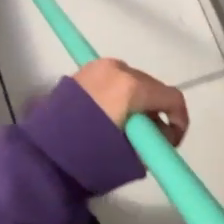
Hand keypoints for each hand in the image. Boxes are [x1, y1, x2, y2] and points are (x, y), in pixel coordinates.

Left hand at [71, 59, 187, 145]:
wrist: (43, 153)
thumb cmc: (91, 156)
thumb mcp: (133, 154)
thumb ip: (156, 139)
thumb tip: (162, 133)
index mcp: (132, 87)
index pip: (172, 97)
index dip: (180, 120)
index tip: (173, 140)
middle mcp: (118, 69)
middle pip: (151, 87)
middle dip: (156, 111)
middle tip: (150, 139)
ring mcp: (98, 67)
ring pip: (131, 82)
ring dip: (137, 102)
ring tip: (127, 130)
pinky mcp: (83, 72)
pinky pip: (112, 81)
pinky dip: (119, 96)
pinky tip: (110, 118)